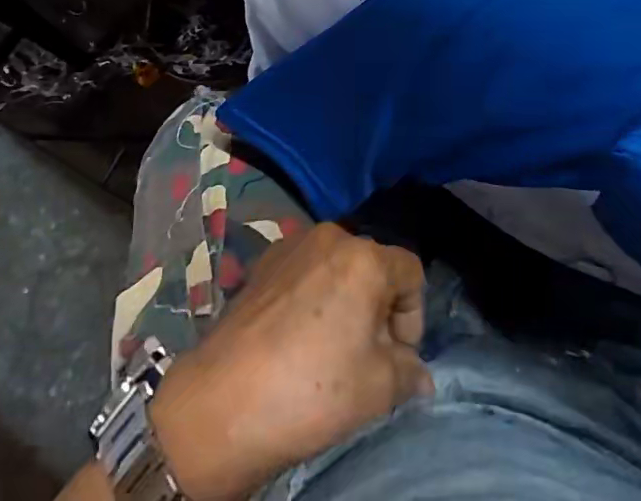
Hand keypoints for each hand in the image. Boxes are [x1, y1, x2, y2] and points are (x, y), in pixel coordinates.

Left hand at [147, 223, 430, 500]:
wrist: (222, 402)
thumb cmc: (312, 389)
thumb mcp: (378, 389)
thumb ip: (409, 371)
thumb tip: (419, 374)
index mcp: (365, 257)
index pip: (411, 271)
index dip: (413, 315)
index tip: (398, 354)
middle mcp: (329, 237)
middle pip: (372, 266)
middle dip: (378, 308)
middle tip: (367, 354)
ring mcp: (289, 247)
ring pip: (336, 267)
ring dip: (344, 300)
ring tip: (329, 346)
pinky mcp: (260, 264)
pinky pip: (303, 272)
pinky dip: (311, 297)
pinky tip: (296, 338)